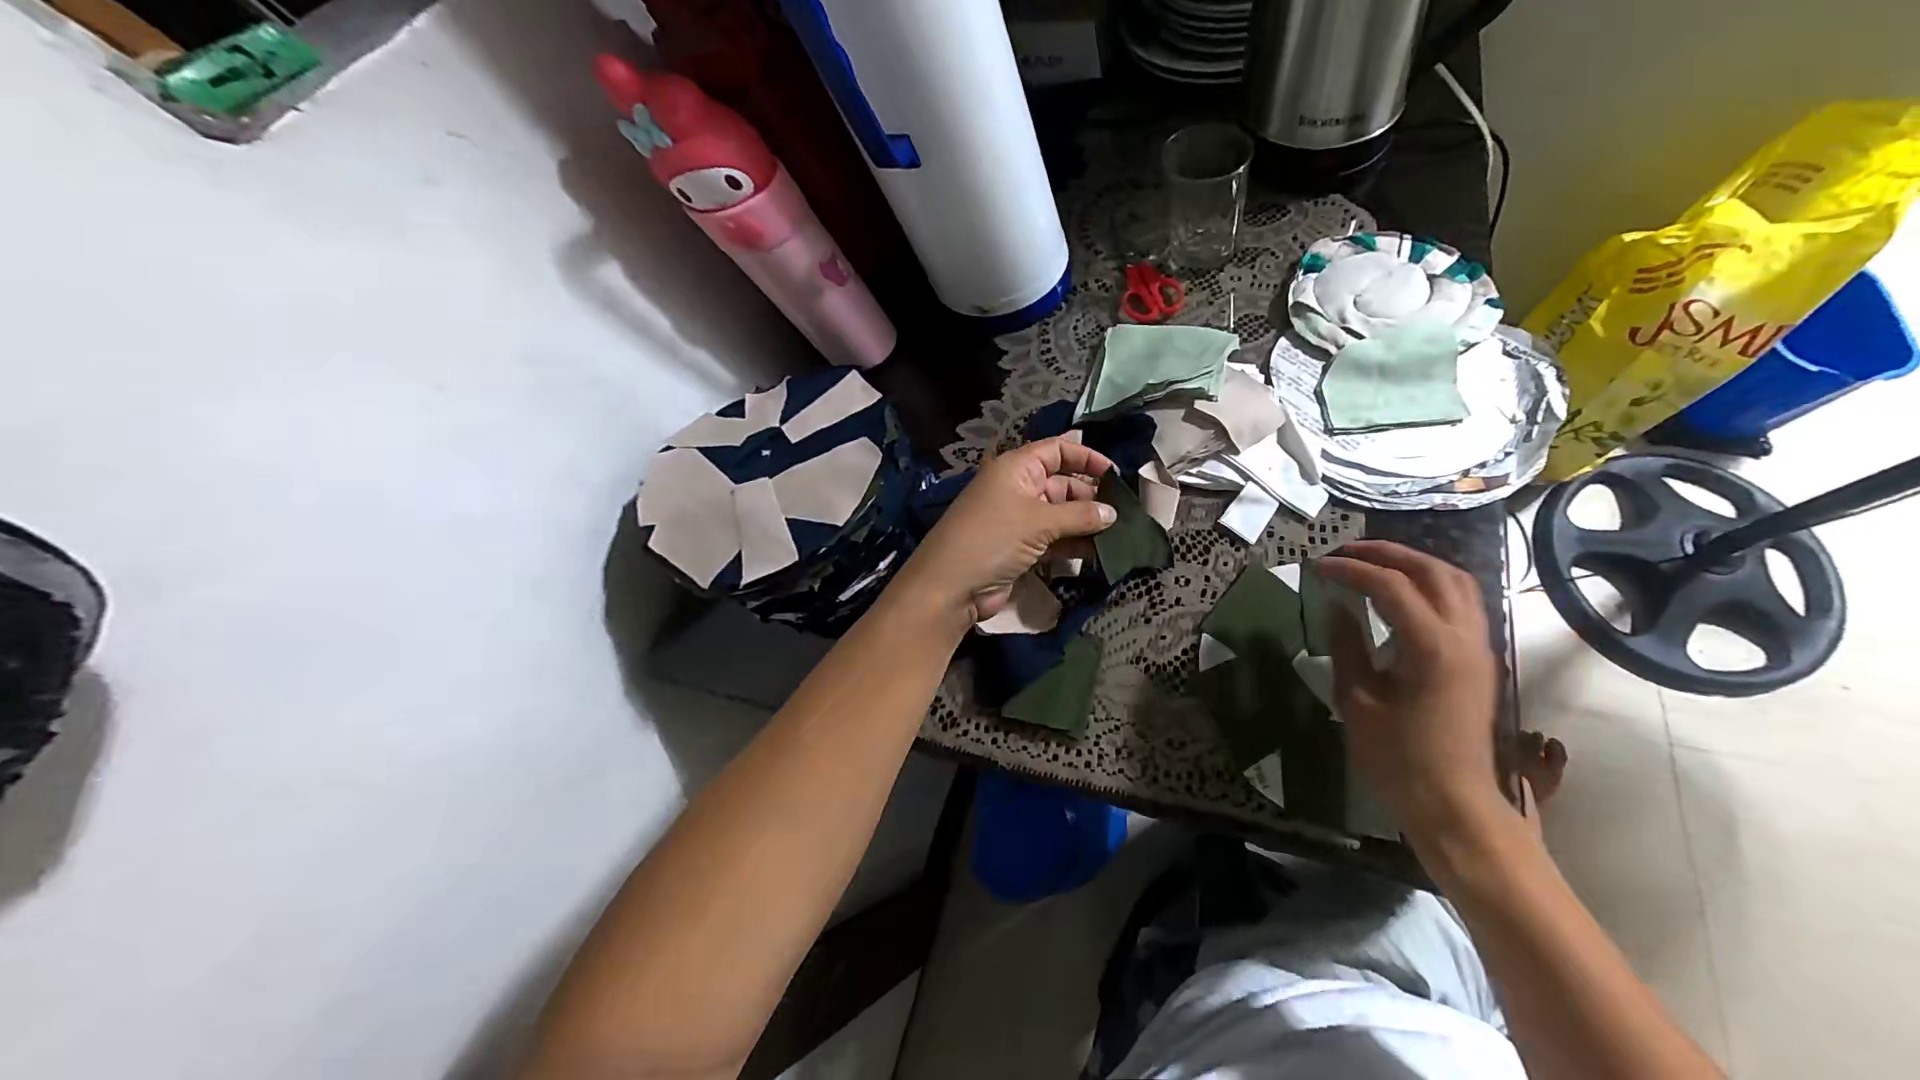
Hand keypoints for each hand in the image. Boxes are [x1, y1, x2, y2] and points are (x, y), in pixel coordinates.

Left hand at [893, 436, 1116, 622]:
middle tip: (1122, 513)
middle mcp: (1016, 489)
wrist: (951, 586)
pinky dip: (1072, 544)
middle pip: (1061, 484)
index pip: (1056, 450)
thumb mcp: (1039, 521)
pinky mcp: (1018, 548)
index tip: (1114, 474)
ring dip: (1084, 524)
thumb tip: (1112, 513)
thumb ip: (1079, 515)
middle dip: (1089, 497)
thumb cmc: (993, 538)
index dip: (1085, 457)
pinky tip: (1098, 553)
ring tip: (1116, 535)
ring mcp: (1016, 520)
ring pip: (1059, 515)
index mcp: (1015, 468)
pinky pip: (1052, 539)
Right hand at [1318, 540, 1505, 843]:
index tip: (1318, 567)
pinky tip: (1401, 596)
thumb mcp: (1357, 701)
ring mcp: (1480, 648)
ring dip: (1415, 564)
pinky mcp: (1480, 661)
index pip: (1391, 586)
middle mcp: (1465, 638)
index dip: (1351, 569)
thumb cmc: (1398, 758)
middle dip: (1388, 553)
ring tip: (1374, 564)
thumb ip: (1347, 646)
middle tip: (1347, 552)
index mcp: (1432, 647)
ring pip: (1457, 583)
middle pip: (1434, 571)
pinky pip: (1462, 604)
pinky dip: (1431, 585)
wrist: (1455, 805)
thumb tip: (1336, 607)